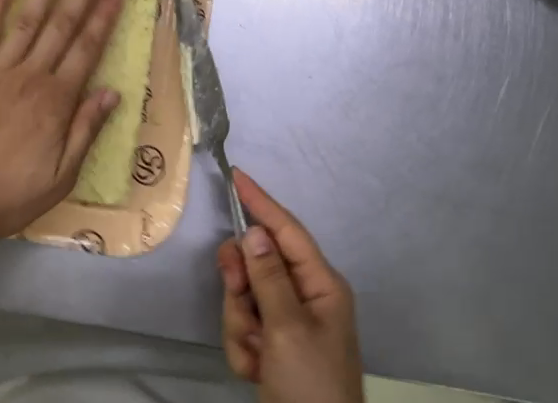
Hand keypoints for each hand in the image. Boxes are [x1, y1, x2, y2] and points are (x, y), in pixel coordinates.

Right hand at [218, 171, 363, 402]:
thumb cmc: (310, 384)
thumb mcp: (287, 329)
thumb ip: (268, 277)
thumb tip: (255, 231)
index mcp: (321, 285)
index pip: (287, 231)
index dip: (261, 202)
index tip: (236, 175)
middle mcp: (306, 296)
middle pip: (258, 265)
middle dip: (242, 287)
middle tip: (239, 301)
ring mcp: (289, 323)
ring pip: (244, 298)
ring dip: (241, 327)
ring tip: (255, 358)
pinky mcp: (273, 346)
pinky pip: (243, 327)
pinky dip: (243, 349)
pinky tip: (256, 372)